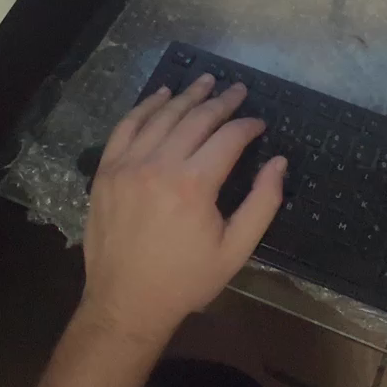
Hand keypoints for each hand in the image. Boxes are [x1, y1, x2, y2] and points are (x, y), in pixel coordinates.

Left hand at [78, 74, 285, 345]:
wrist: (125, 305)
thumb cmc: (186, 279)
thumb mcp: (236, 249)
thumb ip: (263, 202)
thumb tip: (279, 162)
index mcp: (194, 185)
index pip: (228, 137)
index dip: (248, 125)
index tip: (259, 123)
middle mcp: (160, 165)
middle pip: (196, 118)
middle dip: (222, 101)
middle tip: (238, 90)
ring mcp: (128, 165)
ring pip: (163, 116)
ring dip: (187, 95)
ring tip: (206, 81)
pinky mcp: (107, 171)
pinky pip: (126, 127)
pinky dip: (146, 107)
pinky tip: (161, 95)